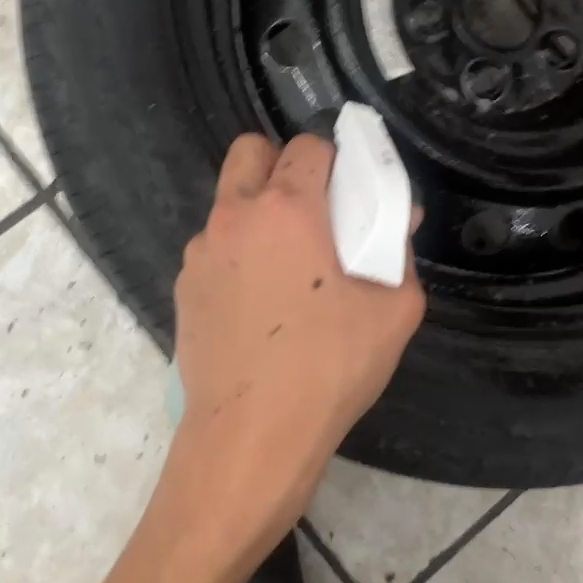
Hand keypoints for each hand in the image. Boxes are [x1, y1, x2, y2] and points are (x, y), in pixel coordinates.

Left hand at [155, 133, 425, 568]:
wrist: (251, 435)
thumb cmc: (329, 369)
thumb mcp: (395, 311)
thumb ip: (398, 254)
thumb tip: (394, 225)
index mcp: (287, 210)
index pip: (308, 147)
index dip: (335, 161)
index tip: (349, 194)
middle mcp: (234, 217)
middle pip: (250, 152)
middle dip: (282, 166)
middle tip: (312, 212)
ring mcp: (200, 252)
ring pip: (228, 204)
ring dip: (258, 216)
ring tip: (286, 271)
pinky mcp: (183, 287)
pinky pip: (214, 250)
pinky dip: (237, 257)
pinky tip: (258, 307)